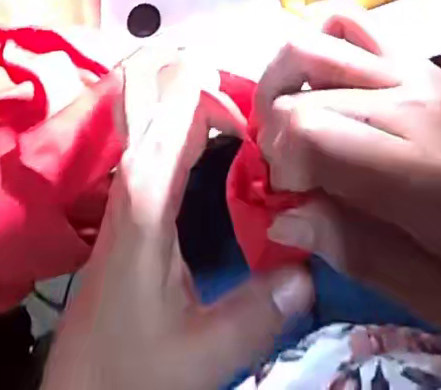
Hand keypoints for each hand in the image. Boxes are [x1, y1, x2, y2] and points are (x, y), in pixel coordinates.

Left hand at [42, 51, 312, 389]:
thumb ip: (258, 312)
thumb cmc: (133, 367)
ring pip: (158, 107)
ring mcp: (128, 180)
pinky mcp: (131, 194)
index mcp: (148, 193)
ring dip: (198, 92)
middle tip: (262, 95)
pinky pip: (159, 130)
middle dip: (210, 80)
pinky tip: (220, 130)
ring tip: (248, 100)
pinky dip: (187, 115)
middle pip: (164, 93)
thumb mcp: (202, 353)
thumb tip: (312, 267)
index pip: (181, 109)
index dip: (223, 95)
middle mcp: (133, 172)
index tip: (267, 114)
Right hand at [253, 17, 440, 332]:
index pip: (312, 134)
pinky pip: (351, 23)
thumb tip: (289, 216)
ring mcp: (415, 73)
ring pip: (311, 43)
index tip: (298, 201)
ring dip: (280, 81)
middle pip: (300, 89)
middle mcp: (412, 107)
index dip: (282, 165)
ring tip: (292, 124)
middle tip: (296, 174)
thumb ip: (364, 255)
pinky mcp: (420, 61)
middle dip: (274, 132)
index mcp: (425, 175)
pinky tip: (320, 82)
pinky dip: (317, 42)